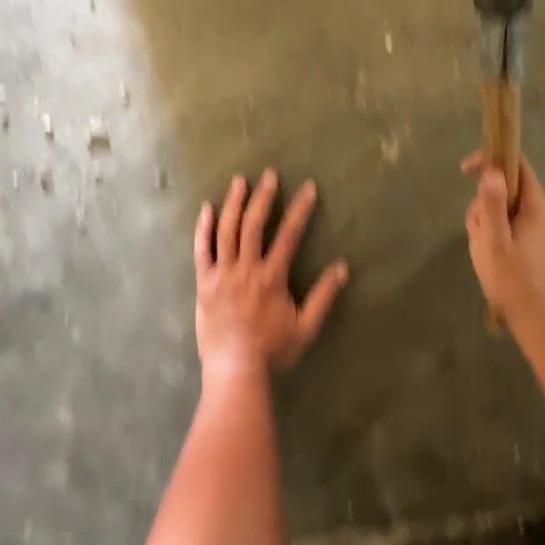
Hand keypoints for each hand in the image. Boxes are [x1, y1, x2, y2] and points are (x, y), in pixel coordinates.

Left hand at [193, 169, 348, 376]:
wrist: (234, 370)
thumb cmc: (272, 351)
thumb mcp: (306, 327)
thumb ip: (324, 296)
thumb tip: (342, 268)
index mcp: (272, 277)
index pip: (289, 235)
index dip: (300, 209)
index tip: (309, 188)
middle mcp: (246, 269)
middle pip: (254, 225)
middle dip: (264, 197)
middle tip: (270, 175)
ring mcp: (221, 275)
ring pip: (227, 231)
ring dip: (234, 204)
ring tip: (239, 182)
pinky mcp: (203, 284)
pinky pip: (201, 251)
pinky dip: (203, 228)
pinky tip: (206, 210)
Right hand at [460, 152, 544, 331]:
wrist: (532, 317)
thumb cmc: (512, 280)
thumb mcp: (495, 241)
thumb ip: (493, 205)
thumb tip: (491, 170)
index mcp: (536, 205)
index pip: (516, 163)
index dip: (491, 159)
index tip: (465, 170)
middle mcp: (538, 209)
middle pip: (503, 185)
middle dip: (483, 204)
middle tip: (479, 230)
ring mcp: (532, 224)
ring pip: (498, 206)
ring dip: (483, 222)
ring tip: (483, 248)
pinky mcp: (525, 238)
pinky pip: (501, 223)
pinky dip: (488, 233)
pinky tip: (487, 254)